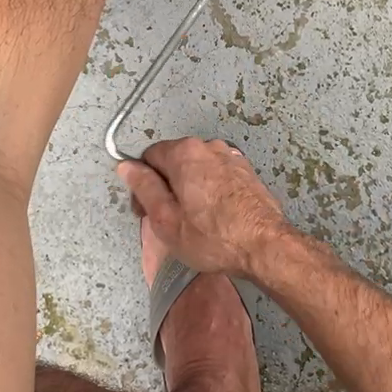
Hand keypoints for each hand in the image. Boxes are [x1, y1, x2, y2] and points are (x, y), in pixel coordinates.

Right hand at [116, 138, 294, 277]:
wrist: (265, 245)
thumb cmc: (213, 237)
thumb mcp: (166, 219)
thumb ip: (144, 187)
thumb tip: (126, 166)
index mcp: (184, 152)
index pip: (149, 157)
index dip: (142, 184)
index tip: (145, 210)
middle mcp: (208, 146)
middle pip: (173, 160)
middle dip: (165, 186)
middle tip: (168, 220)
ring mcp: (230, 156)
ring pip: (196, 168)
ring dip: (188, 188)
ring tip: (193, 222)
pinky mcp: (245, 170)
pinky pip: (216, 174)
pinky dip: (209, 190)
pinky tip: (214, 216)